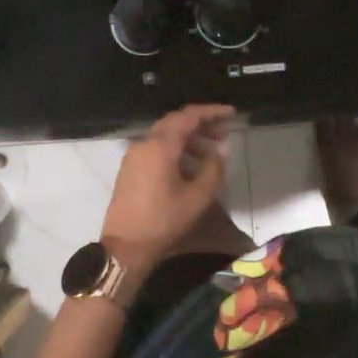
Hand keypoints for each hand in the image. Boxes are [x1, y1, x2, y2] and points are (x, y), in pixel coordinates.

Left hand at [101, 104, 235, 272]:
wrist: (125, 246)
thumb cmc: (164, 221)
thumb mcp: (197, 197)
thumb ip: (213, 168)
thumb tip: (221, 149)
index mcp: (161, 145)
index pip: (189, 116)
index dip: (212, 112)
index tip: (231, 114)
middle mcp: (145, 143)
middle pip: (176, 122)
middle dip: (201, 124)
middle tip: (224, 133)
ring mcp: (134, 155)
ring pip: (165, 136)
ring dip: (189, 139)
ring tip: (211, 153)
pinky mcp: (130, 168)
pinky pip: (156, 149)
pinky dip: (175, 150)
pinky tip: (190, 167)